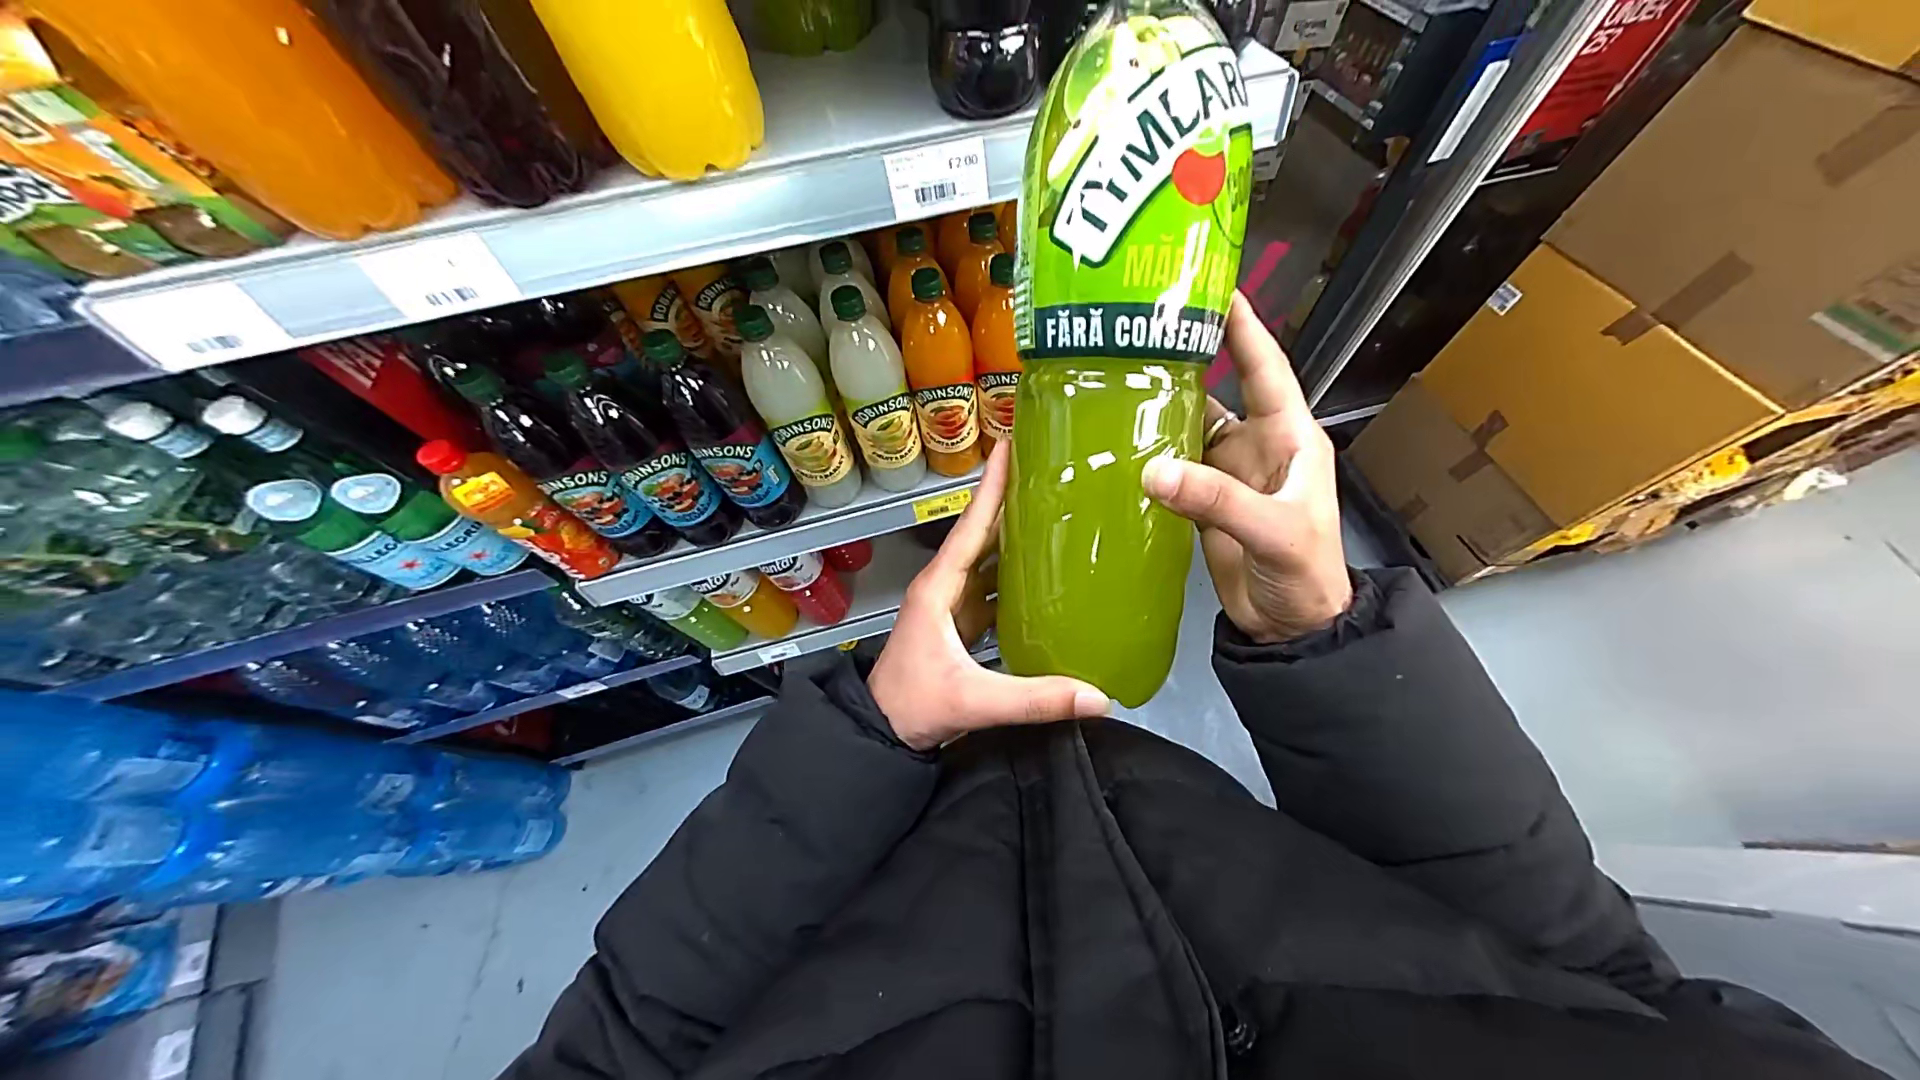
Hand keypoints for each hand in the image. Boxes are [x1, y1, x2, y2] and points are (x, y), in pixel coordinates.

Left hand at [869, 441, 1109, 750]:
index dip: (992, 486)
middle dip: (1008, 500)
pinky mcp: (959, 622)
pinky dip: (1012, 571)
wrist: (881, 731)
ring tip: (1051, 511)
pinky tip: (1040, 571)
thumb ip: (1035, 699)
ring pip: (985, 557)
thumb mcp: (974, 701)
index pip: (970, 526)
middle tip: (1046, 471)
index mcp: (939, 587)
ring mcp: (950, 603)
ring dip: (1011, 534)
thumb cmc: (912, 706)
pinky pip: (989, 585)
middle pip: (980, 532)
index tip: (1011, 447)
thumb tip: (1098, 696)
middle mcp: (943, 585)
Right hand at [1141, 292, 1350, 643]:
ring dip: (1157, 409)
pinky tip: (1117, 442)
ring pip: (1187, 428)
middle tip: (1138, 336)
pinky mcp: (1202, 500)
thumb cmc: (1306, 572)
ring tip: (1114, 382)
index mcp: (1289, 437)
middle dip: (1184, 362)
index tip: (1215, 289)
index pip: (1266, 369)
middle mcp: (1255, 445)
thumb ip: (1217, 500)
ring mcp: (1225, 474)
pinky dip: (1147, 454)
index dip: (1243, 328)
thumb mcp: (1274, 530)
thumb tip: (1153, 469)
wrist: (1290, 625)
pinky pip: (1172, 466)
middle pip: (1217, 391)